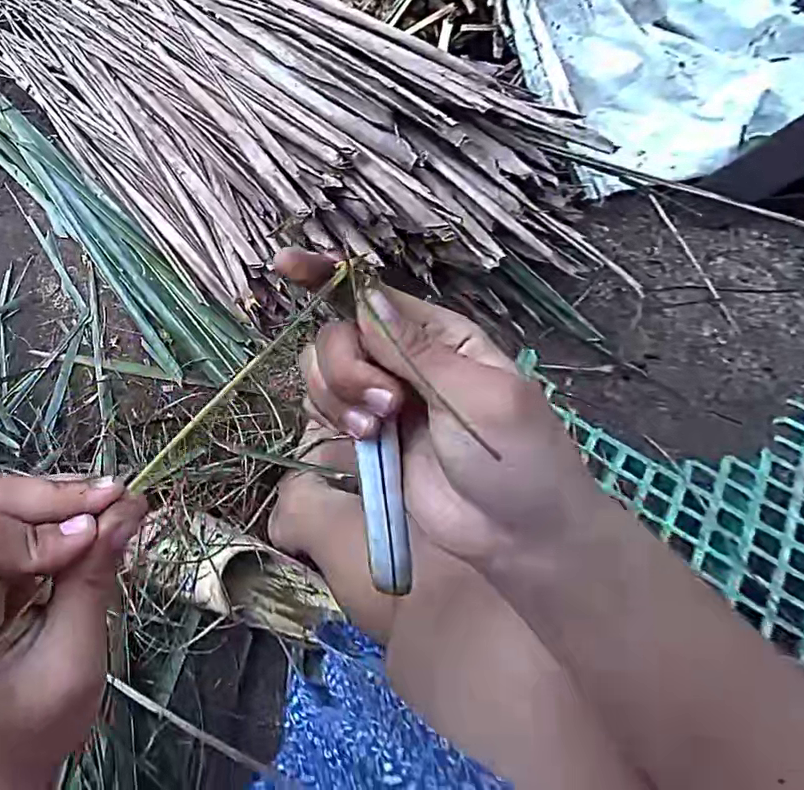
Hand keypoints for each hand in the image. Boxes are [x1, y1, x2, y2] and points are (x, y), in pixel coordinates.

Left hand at [0, 474, 146, 784]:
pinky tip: (89, 512)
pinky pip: (11, 509)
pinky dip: (55, 506)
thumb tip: (123, 512)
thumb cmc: (36, 720)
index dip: (42, 528)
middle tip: (118, 499)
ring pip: (4, 497)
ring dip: (62, 495)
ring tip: (112, 503)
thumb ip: (91, 583)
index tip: (95, 532)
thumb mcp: (74, 664)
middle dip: (59, 497)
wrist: (5, 743)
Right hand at [273, 249, 605, 567]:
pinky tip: (365, 442)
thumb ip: (417, 349)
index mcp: (434, 334)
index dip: (325, 274)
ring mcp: (375, 393)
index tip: (284, 265)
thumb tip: (369, 295)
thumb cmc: (518, 459)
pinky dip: (330, 418)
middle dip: (347, 368)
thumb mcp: (480, 396)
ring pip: (319, 368)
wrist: (516, 538)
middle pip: (335, 334)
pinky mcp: (359, 429)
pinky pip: (318, 405)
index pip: (371, 292)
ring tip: (378, 431)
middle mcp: (398, 355)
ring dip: (337, 397)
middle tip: (387, 404)